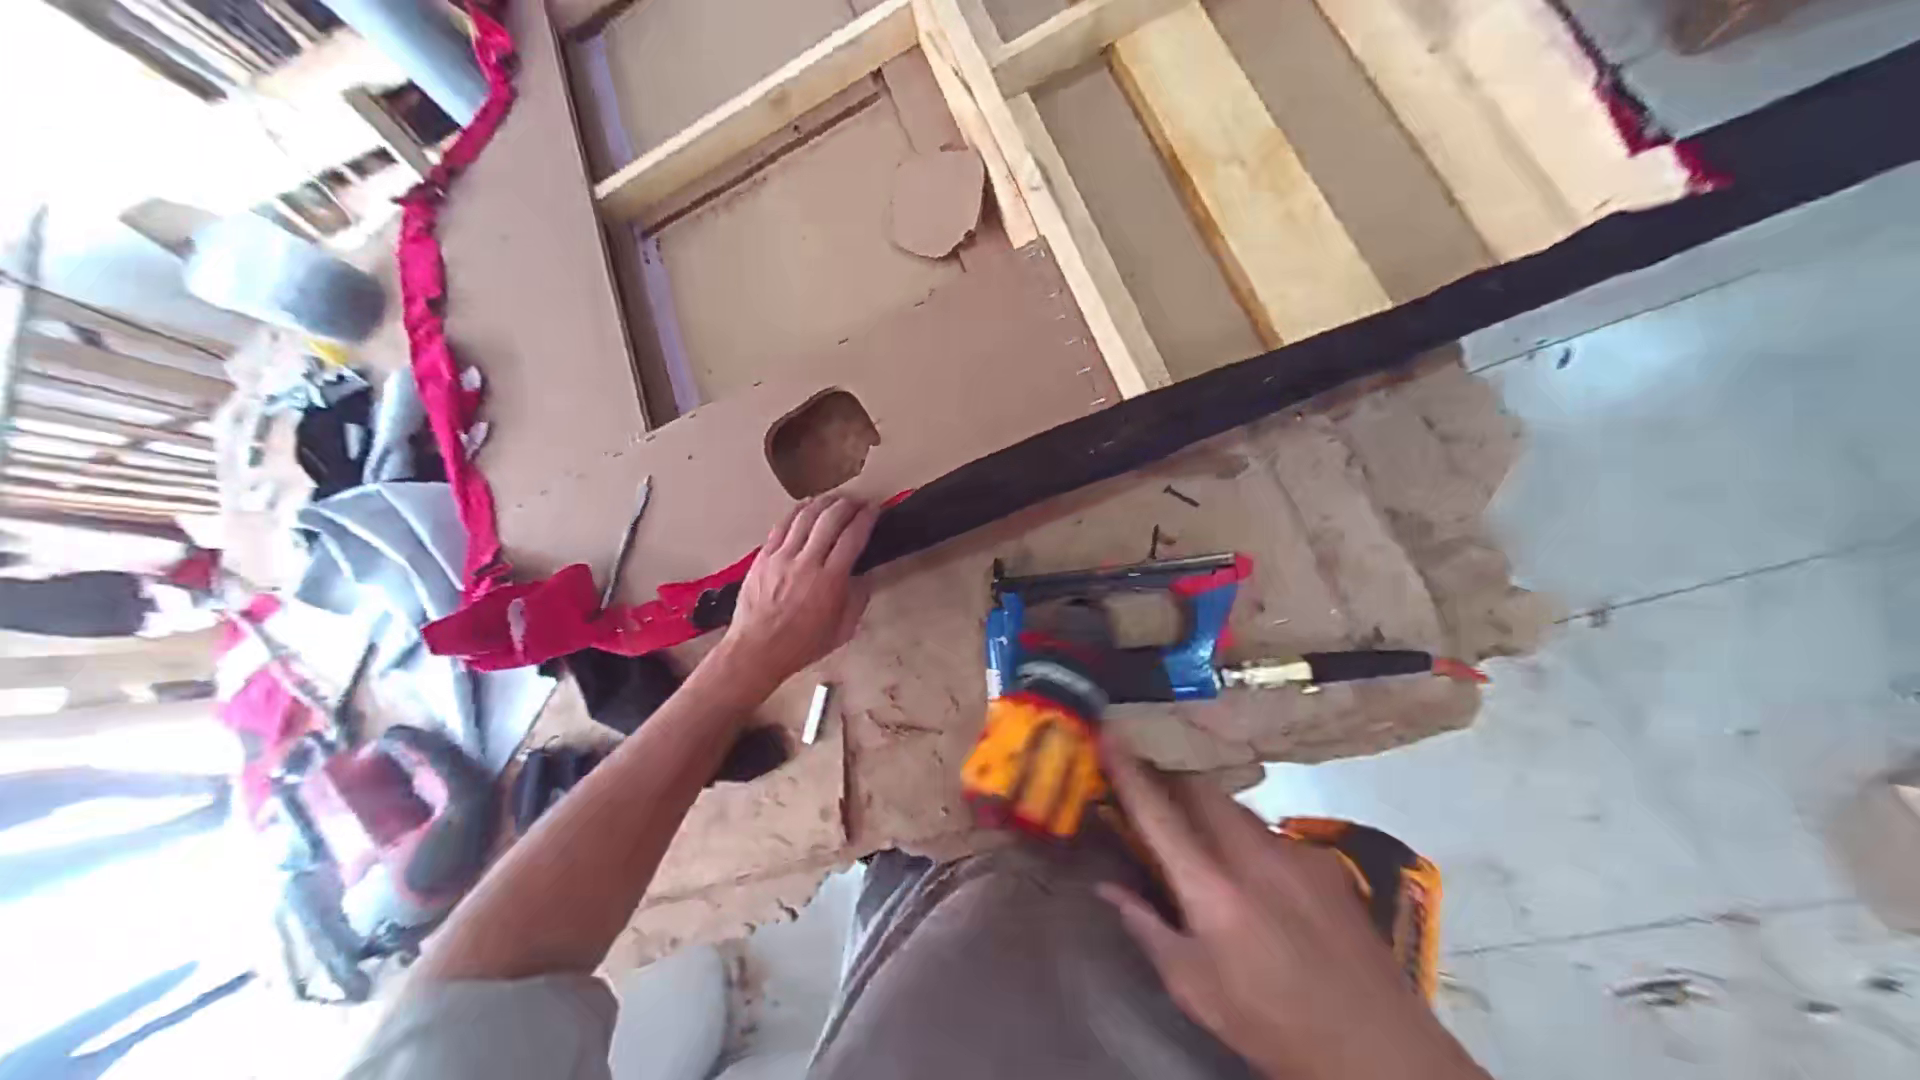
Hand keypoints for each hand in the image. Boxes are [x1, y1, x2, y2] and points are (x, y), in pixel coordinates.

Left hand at [713, 495, 879, 692]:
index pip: (853, 537)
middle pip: (830, 519)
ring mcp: (782, 558)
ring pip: (805, 517)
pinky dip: (796, 512)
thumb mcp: (842, 630)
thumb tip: (864, 577)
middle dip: (847, 505)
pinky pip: (781, 526)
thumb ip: (857, 600)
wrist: (757, 650)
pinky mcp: (763, 558)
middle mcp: (807, 563)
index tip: (873, 509)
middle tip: (856, 501)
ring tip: (834, 500)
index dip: (866, 518)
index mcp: (830, 581)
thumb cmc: (801, 645)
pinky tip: (805, 507)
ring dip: (823, 503)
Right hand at [1098, 738, 1489, 1079]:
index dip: (1130, 772)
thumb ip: (1146, 928)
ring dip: (1207, 805)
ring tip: (1196, 826)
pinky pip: (1270, 831)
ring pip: (1235, 806)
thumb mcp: (1194, 988)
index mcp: (1211, 890)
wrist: (1382, 1054)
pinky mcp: (1324, 862)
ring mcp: (1294, 853)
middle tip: (1149, 781)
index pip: (1159, 815)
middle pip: (1200, 788)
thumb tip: (1106, 887)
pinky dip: (1246, 836)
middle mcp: (1252, 856)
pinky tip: (1255, 873)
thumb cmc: (1272, 1025)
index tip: (1110, 735)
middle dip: (1170, 776)